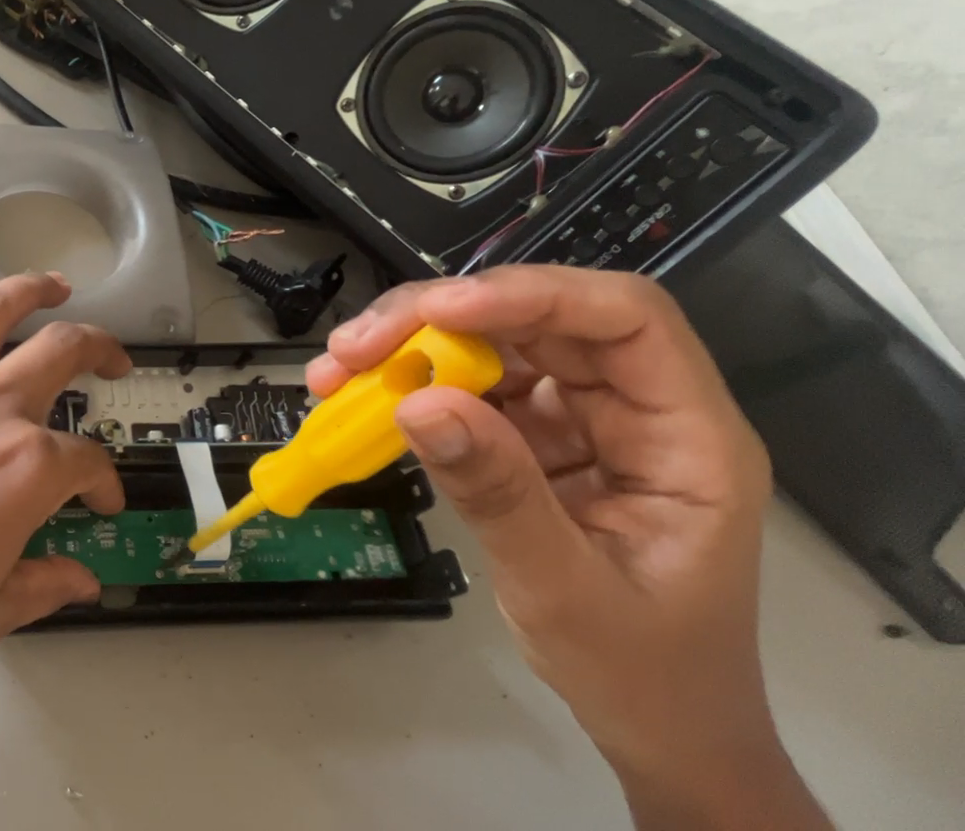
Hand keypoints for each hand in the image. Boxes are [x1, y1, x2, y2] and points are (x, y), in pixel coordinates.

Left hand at [0, 272, 130, 720]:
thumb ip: (42, 586)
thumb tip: (79, 581)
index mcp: (24, 471)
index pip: (86, 462)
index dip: (104, 483)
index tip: (101, 503)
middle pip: (57, 354)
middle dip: (98, 349)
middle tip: (112, 359)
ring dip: (28, 291)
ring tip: (52, 286)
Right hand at [310, 266, 824, 828]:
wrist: (656, 727)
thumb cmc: (640, 672)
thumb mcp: (564, 589)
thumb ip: (499, 492)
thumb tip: (417, 403)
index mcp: (687, 437)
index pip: (625, 322)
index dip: (532, 296)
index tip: (437, 312)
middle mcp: (635, 410)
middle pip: (541, 322)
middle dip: (440, 320)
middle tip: (353, 347)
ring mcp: (583, 422)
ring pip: (496, 347)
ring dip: (412, 348)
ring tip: (336, 369)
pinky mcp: (538, 440)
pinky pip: (472, 392)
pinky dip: (412, 388)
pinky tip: (360, 398)